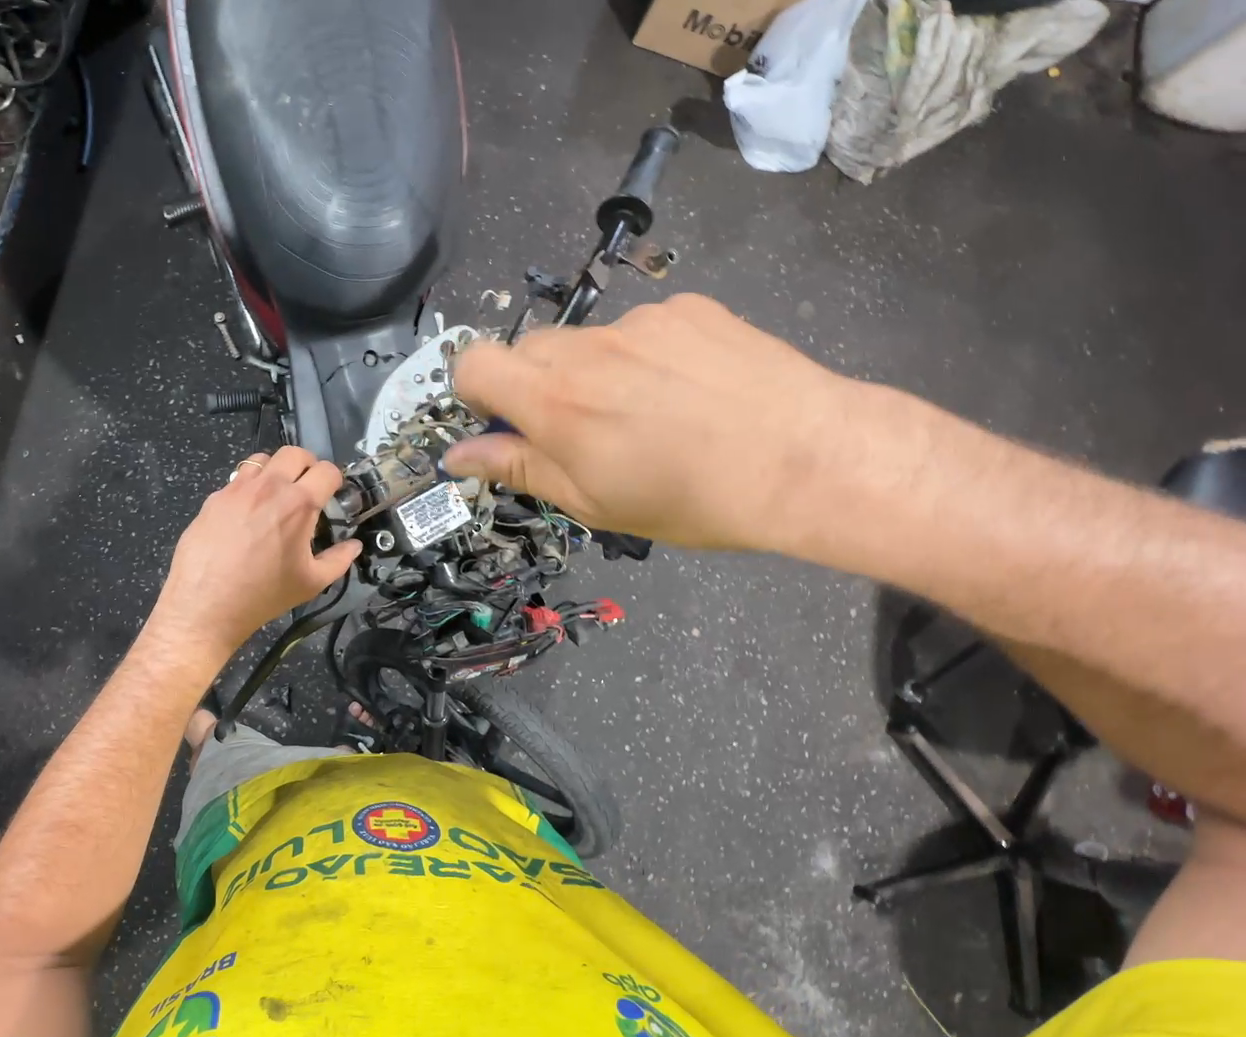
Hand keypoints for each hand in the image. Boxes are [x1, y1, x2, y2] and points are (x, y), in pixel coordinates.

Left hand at [152, 446, 362, 652]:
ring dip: (276, 470)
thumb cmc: (263, 594)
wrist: (206, 604)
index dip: (335, 480)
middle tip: (307, 488)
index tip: (332, 494)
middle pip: (295, 453)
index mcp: (298, 504)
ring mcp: (237, 489)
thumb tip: (354, 546)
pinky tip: (248, 512)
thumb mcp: (311, 583)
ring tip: (276, 495)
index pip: (326, 471)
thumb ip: (338, 560)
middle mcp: (268, 487)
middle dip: (307, 466)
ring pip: (263, 459)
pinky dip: (249, 486)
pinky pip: (237, 479)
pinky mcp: (214, 497)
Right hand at [442, 294, 876, 550]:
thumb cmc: (690, 499)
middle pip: (528, 350)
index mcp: (555, 401)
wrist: (808, 460)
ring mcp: (642, 320)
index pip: (473, 363)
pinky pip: (641, 327)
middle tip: (579, 429)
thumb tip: (456, 456)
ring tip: (649, 412)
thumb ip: (518, 468)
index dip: (475, 392)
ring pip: (587, 341)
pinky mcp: (688, 307)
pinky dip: (645, 355)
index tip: (503, 422)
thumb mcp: (592, 501)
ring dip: (593, 371)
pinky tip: (688, 390)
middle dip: (535, 385)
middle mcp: (589, 349)